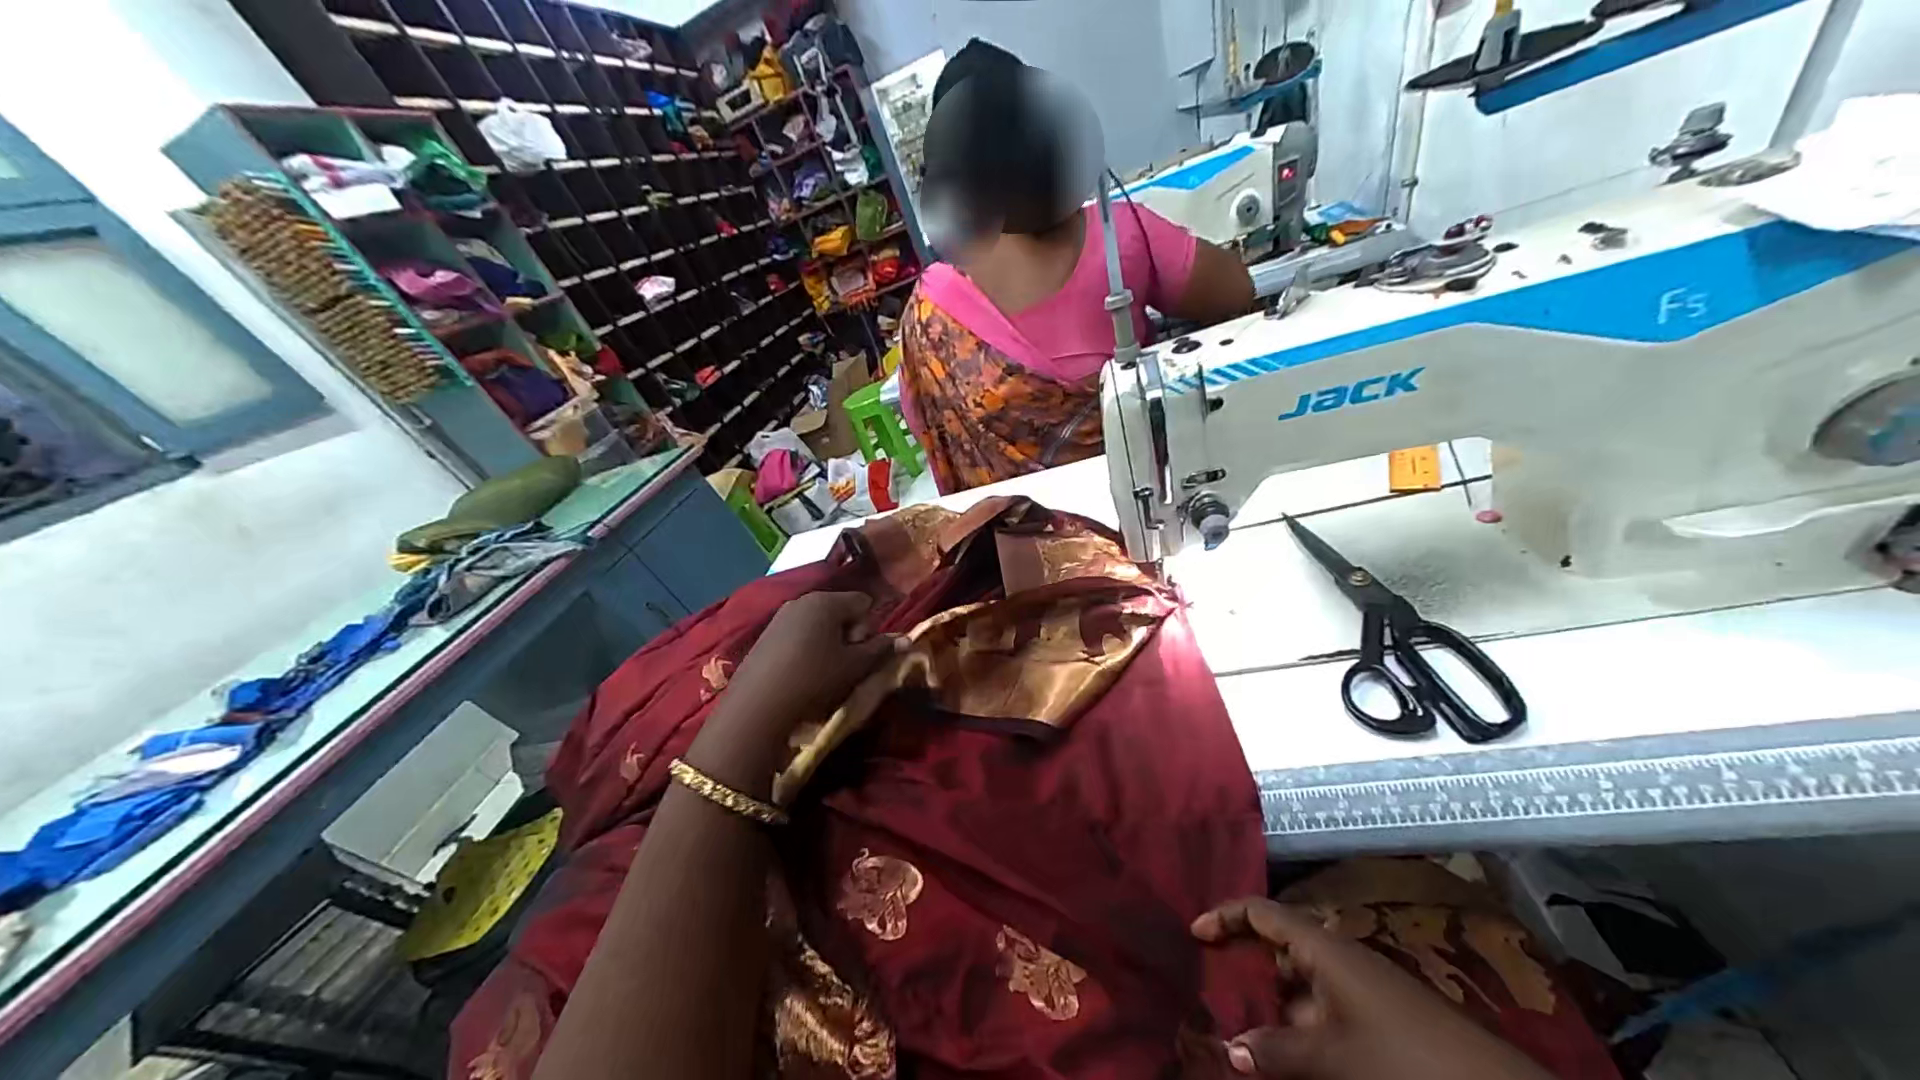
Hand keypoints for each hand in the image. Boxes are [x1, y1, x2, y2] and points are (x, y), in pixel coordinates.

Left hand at [688, 592, 901, 788]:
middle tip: (842, 665)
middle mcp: (803, 600)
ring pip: (818, 624)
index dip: (868, 629)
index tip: (858, 654)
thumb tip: (906, 639)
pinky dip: (806, 649)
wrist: (758, 704)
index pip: (864, 603)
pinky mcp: (765, 634)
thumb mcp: (854, 666)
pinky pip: (798, 633)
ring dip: (827, 644)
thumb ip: (881, 649)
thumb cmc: (814, 678)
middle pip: (840, 611)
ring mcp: (780, 615)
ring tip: (821, 673)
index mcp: (827, 601)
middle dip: (848, 636)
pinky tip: (801, 674)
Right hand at [1193, 898, 1552, 1079]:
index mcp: (1323, 948)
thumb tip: (1227, 1050)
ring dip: (1271, 1003)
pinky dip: (1298, 1023)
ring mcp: (1360, 987)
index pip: (1261, 912)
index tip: (1195, 934)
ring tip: (1241, 1027)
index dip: (1225, 917)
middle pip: (1278, 946)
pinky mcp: (1378, 1017)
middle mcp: (1338, 957)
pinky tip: (1288, 1053)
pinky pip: (1322, 1008)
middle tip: (1212, 988)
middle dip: (1244, 966)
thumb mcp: (1333, 1057)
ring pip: (1300, 983)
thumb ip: (1276, 1051)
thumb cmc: (1403, 1058)